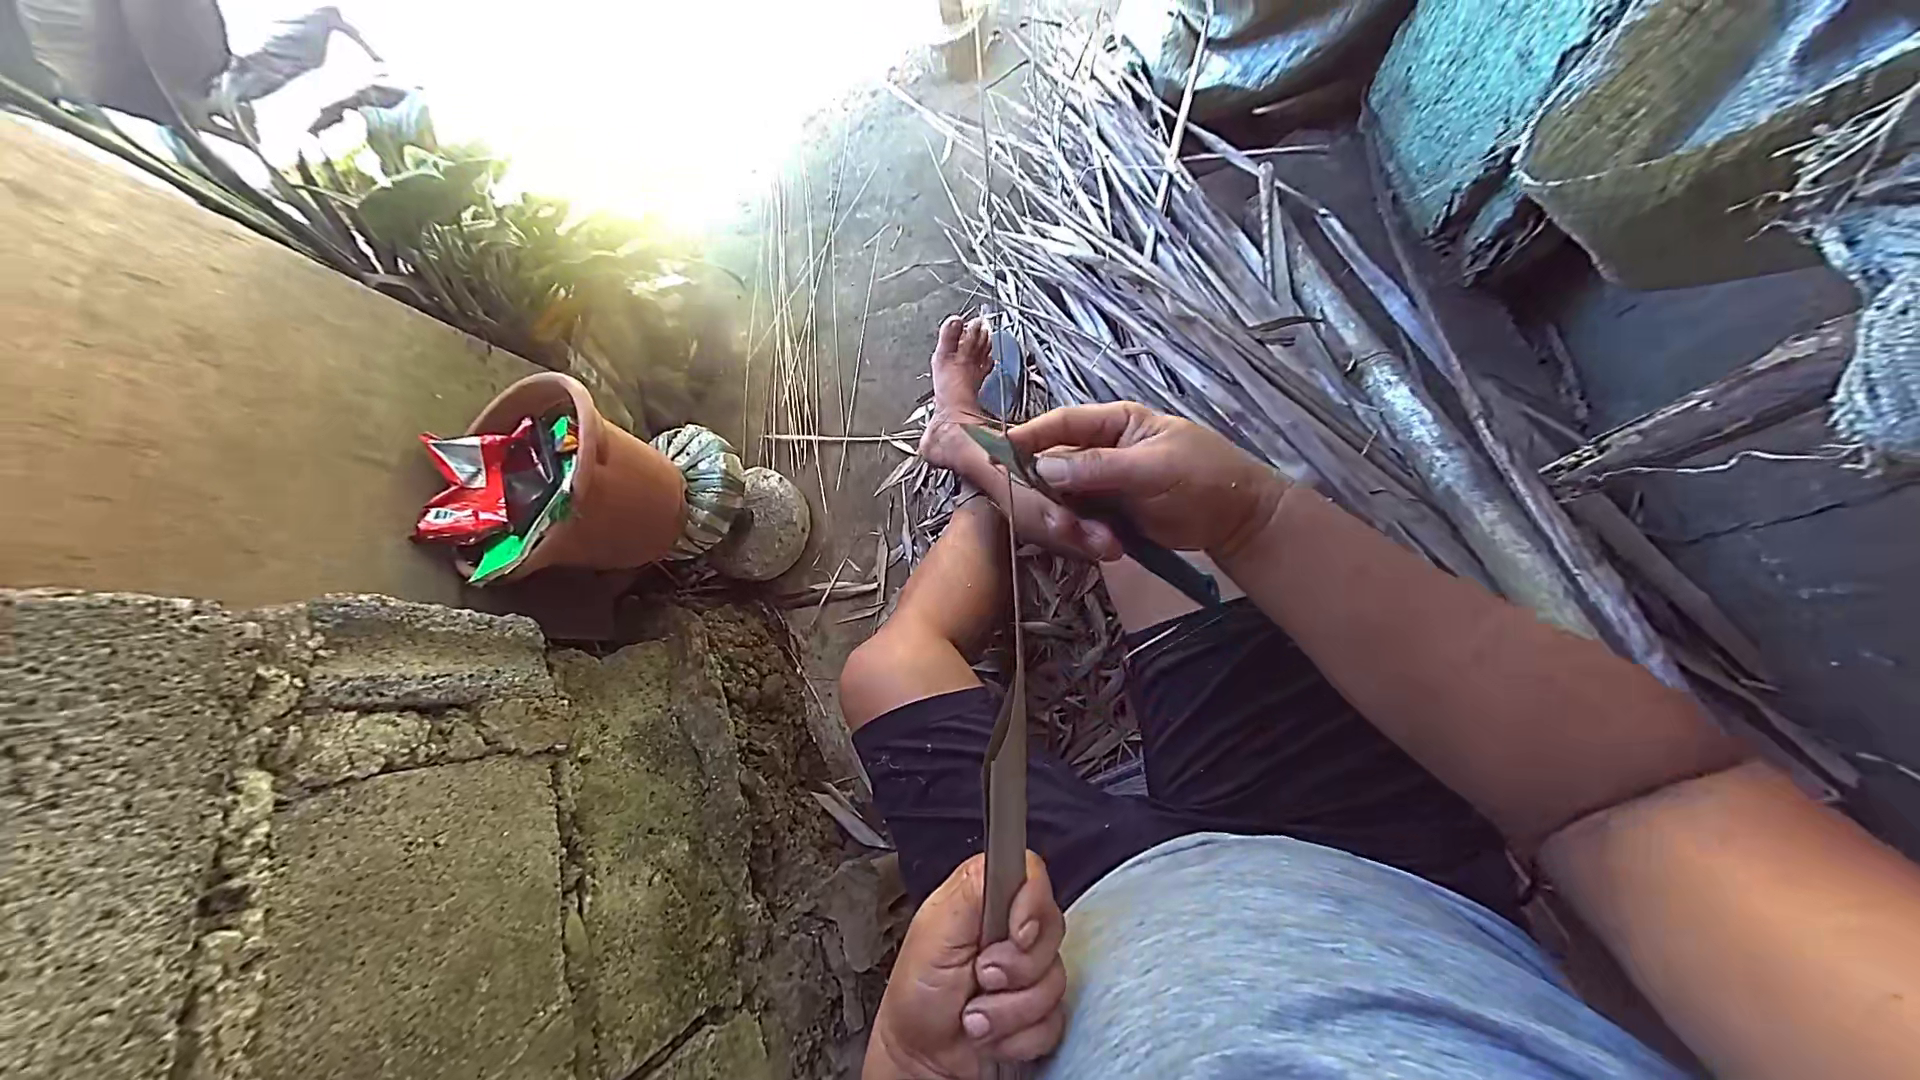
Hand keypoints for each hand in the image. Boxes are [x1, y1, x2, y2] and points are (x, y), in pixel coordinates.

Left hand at [866, 852, 1067, 1079]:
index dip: (1032, 904)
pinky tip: (991, 1034)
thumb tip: (1001, 860)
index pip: (1033, 874)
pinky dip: (1019, 1035)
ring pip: (1054, 978)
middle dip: (1016, 966)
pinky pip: (1053, 1018)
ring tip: (975, 1013)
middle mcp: (1010, 925)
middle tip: (981, 975)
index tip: (1015, 933)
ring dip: (1010, 1009)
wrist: (920, 1056)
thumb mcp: (935, 931)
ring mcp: (1027, 966)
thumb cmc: (917, 992)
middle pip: (1050, 926)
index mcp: (986, 896)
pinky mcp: (1037, 1007)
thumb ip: (971, 890)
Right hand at [1010, 402, 1287, 555]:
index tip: (999, 456)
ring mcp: (1097, 484)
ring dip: (1070, 523)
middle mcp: (1097, 451)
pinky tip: (1104, 546)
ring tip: (1101, 541)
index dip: (1028, 438)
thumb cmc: (1206, 476)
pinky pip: (1075, 522)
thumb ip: (1100, 467)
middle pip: (1050, 467)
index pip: (1060, 424)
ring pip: (1059, 500)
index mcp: (1112, 424)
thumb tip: (1044, 468)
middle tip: (1058, 522)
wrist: (1237, 520)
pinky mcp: (1101, 514)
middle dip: (1050, 496)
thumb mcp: (1155, 467)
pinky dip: (1082, 536)